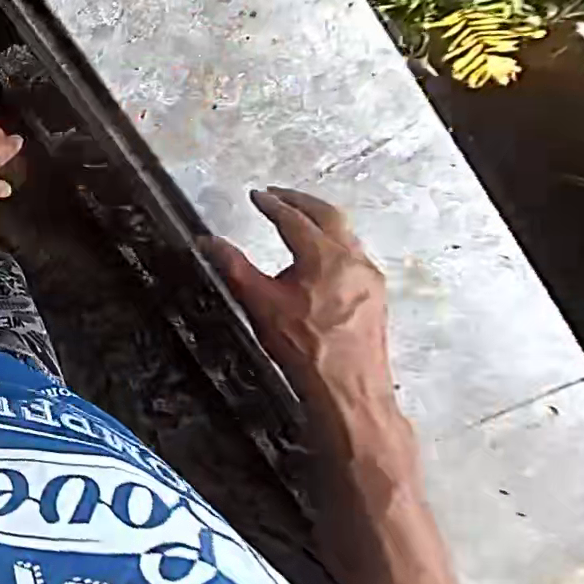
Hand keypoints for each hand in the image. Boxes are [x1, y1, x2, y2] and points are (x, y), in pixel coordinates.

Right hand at [205, 188, 398, 421]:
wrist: (348, 389)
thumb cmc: (304, 347)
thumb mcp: (258, 301)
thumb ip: (232, 265)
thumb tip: (208, 242)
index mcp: (326, 259)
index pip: (294, 220)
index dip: (272, 204)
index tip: (256, 196)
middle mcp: (354, 263)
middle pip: (330, 217)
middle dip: (300, 201)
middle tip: (277, 195)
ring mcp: (370, 279)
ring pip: (345, 234)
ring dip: (319, 219)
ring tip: (296, 215)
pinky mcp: (374, 295)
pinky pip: (354, 253)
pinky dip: (332, 239)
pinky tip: (318, 249)